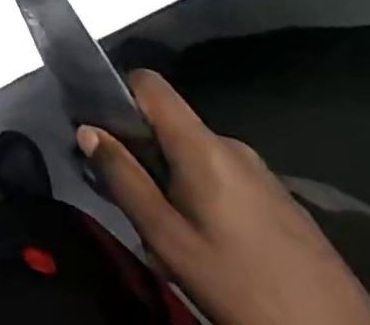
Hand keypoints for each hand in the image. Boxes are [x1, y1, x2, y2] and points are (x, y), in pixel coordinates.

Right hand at [79, 71, 369, 324]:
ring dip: (169, 177)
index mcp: (204, 148)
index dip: (118, 90)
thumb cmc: (242, 286)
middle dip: (140, 149)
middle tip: (128, 194)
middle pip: (169, 125)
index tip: (98, 122)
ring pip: (194, 155)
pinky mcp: (281, 204)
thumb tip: (87, 131)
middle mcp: (234, 149)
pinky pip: (222, 178)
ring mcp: (263, 177)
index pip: (151, 84)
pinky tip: (205, 241)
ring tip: (165, 226)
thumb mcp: (167, 237)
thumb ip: (123, 178)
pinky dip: (200, 194)